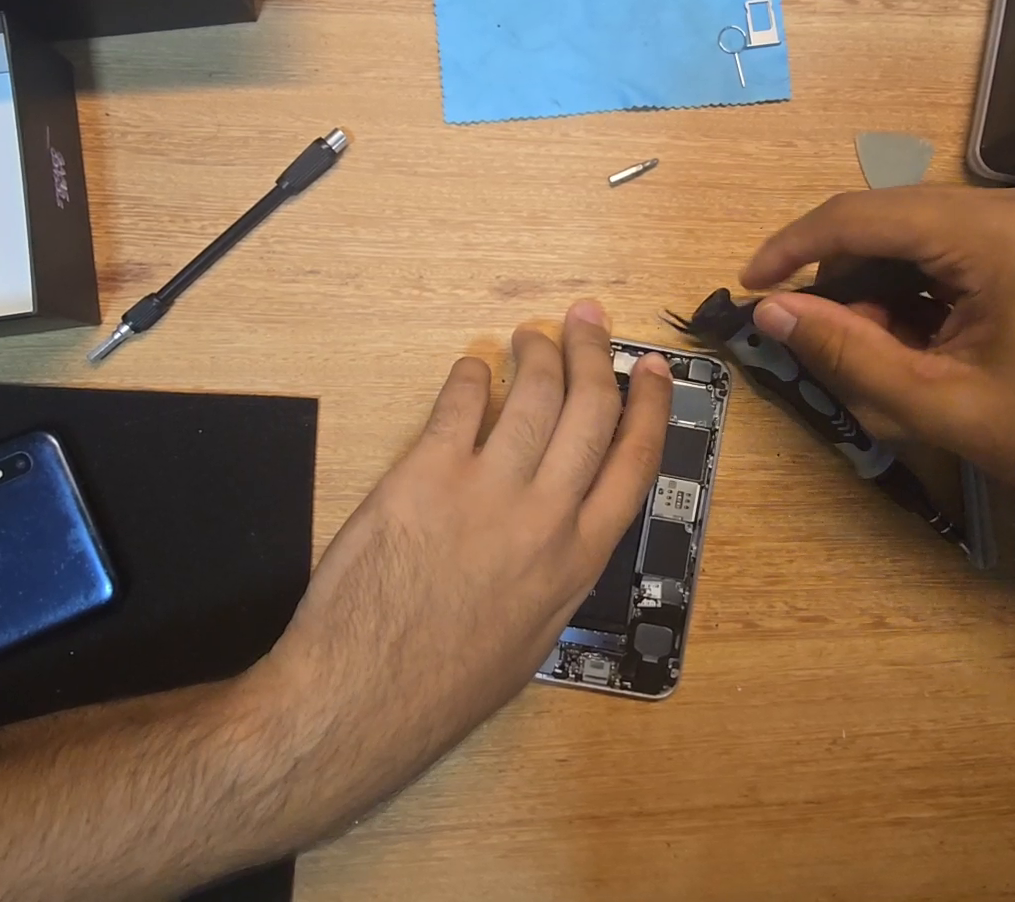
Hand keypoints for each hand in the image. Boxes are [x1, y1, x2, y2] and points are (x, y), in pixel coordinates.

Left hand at [250, 301, 671, 833]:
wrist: (363, 695)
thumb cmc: (448, 679)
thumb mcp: (535, 636)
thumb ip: (560, 570)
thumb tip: (568, 521)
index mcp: (579, 558)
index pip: (634, 462)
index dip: (649, 406)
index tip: (651, 369)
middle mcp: (545, 515)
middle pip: (588, 409)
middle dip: (593, 352)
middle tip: (587, 320)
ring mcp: (487, 489)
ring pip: (532, 394)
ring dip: (536, 352)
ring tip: (531, 336)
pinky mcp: (427, 473)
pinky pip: (461, 403)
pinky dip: (470, 376)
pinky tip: (471, 371)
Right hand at [740, 187, 1014, 540]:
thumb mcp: (936, 402)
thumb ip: (844, 349)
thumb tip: (768, 310)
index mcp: (999, 234)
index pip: (864, 216)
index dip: (793, 247)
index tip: (749, 285)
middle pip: (889, 220)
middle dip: (841, 277)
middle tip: (821, 338)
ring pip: (915, 235)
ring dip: (877, 287)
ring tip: (880, 352)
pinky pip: (950, 248)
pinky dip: (915, 289)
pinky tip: (918, 339)